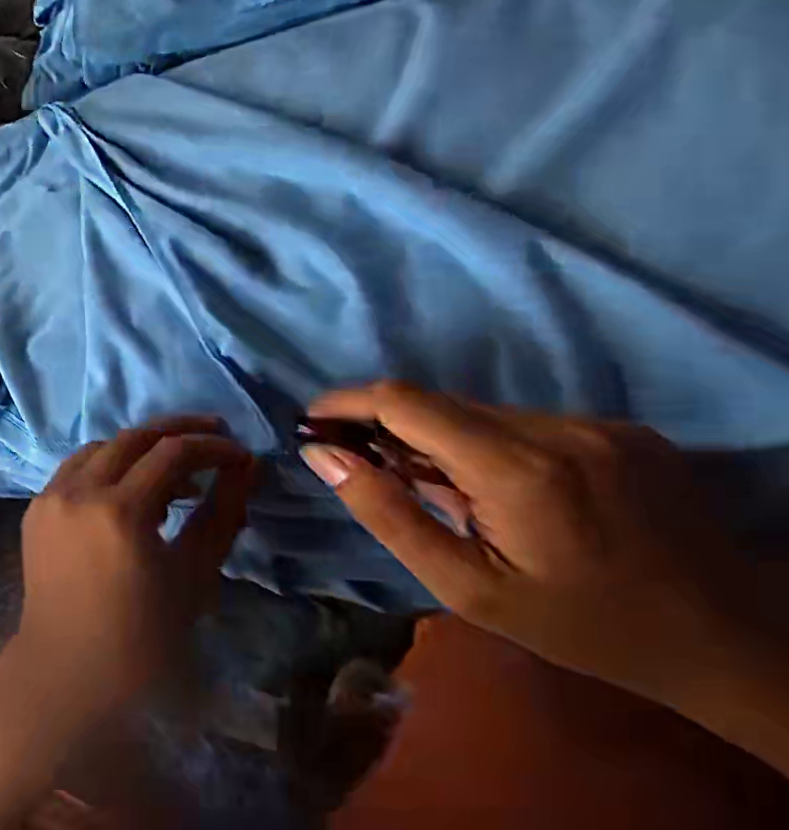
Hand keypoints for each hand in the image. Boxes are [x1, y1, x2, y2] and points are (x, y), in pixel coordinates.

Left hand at [6, 420, 256, 711]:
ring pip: (98, 449)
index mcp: (119, 512)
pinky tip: (132, 485)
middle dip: (176, 431)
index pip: (171, 454)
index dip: (211, 446)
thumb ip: (220, 516)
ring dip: (138, 448)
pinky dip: (106, 466)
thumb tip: (243, 469)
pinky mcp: (35, 508)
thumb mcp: (194, 577)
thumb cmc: (145, 637)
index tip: (241, 453)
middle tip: (214, 435)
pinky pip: (74, 469)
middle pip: (131, 438)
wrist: (70, 668)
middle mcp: (77, 492)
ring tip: (177, 469)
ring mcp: (49, 497)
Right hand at [302, 382, 754, 702]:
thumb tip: (319, 453)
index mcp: (518, 468)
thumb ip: (383, 511)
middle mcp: (559, 430)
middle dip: (385, 425)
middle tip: (364, 465)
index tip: (311, 423)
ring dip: (435, 435)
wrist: (738, 649)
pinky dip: (483, 441)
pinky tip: (494, 485)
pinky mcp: (624, 431)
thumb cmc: (582, 625)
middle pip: (436, 403)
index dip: (344, 402)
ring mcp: (600, 426)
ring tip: (436, 486)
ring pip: (476, 410)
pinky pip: (521, 420)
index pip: (402, 401)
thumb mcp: (462, 587)